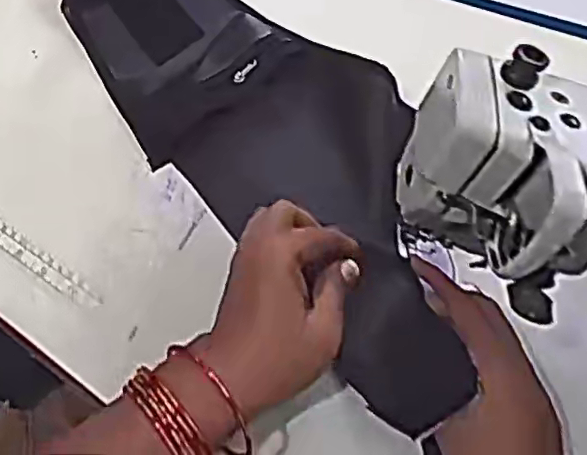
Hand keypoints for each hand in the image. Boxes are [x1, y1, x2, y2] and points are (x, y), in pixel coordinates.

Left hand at [197, 201, 361, 419]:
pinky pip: (259, 235)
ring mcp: (244, 253)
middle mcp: (258, 245)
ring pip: (268, 218)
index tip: (355, 255)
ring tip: (314, 259)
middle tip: (332, 251)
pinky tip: (294, 269)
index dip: (343, 243)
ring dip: (292, 229)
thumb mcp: (323, 332)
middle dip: (313, 224)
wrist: (231, 376)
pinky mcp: (238, 266)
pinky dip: (277, 239)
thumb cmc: (273, 359)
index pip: (319, 233)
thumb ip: (337, 291)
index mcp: (280, 252)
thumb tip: (344, 268)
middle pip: (286, 210)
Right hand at [413, 258, 563, 454]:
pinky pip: (509, 358)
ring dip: (469, 317)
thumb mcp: (447, 425)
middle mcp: (529, 382)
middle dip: (454, 293)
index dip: (439, 281)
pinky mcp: (538, 413)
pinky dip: (483, 342)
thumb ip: (431, 376)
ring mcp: (538, 399)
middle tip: (424, 283)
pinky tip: (462, 350)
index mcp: (508, 374)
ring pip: (501, 334)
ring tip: (438, 311)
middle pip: (490, 313)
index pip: (470, 308)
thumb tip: (413, 351)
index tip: (419, 265)